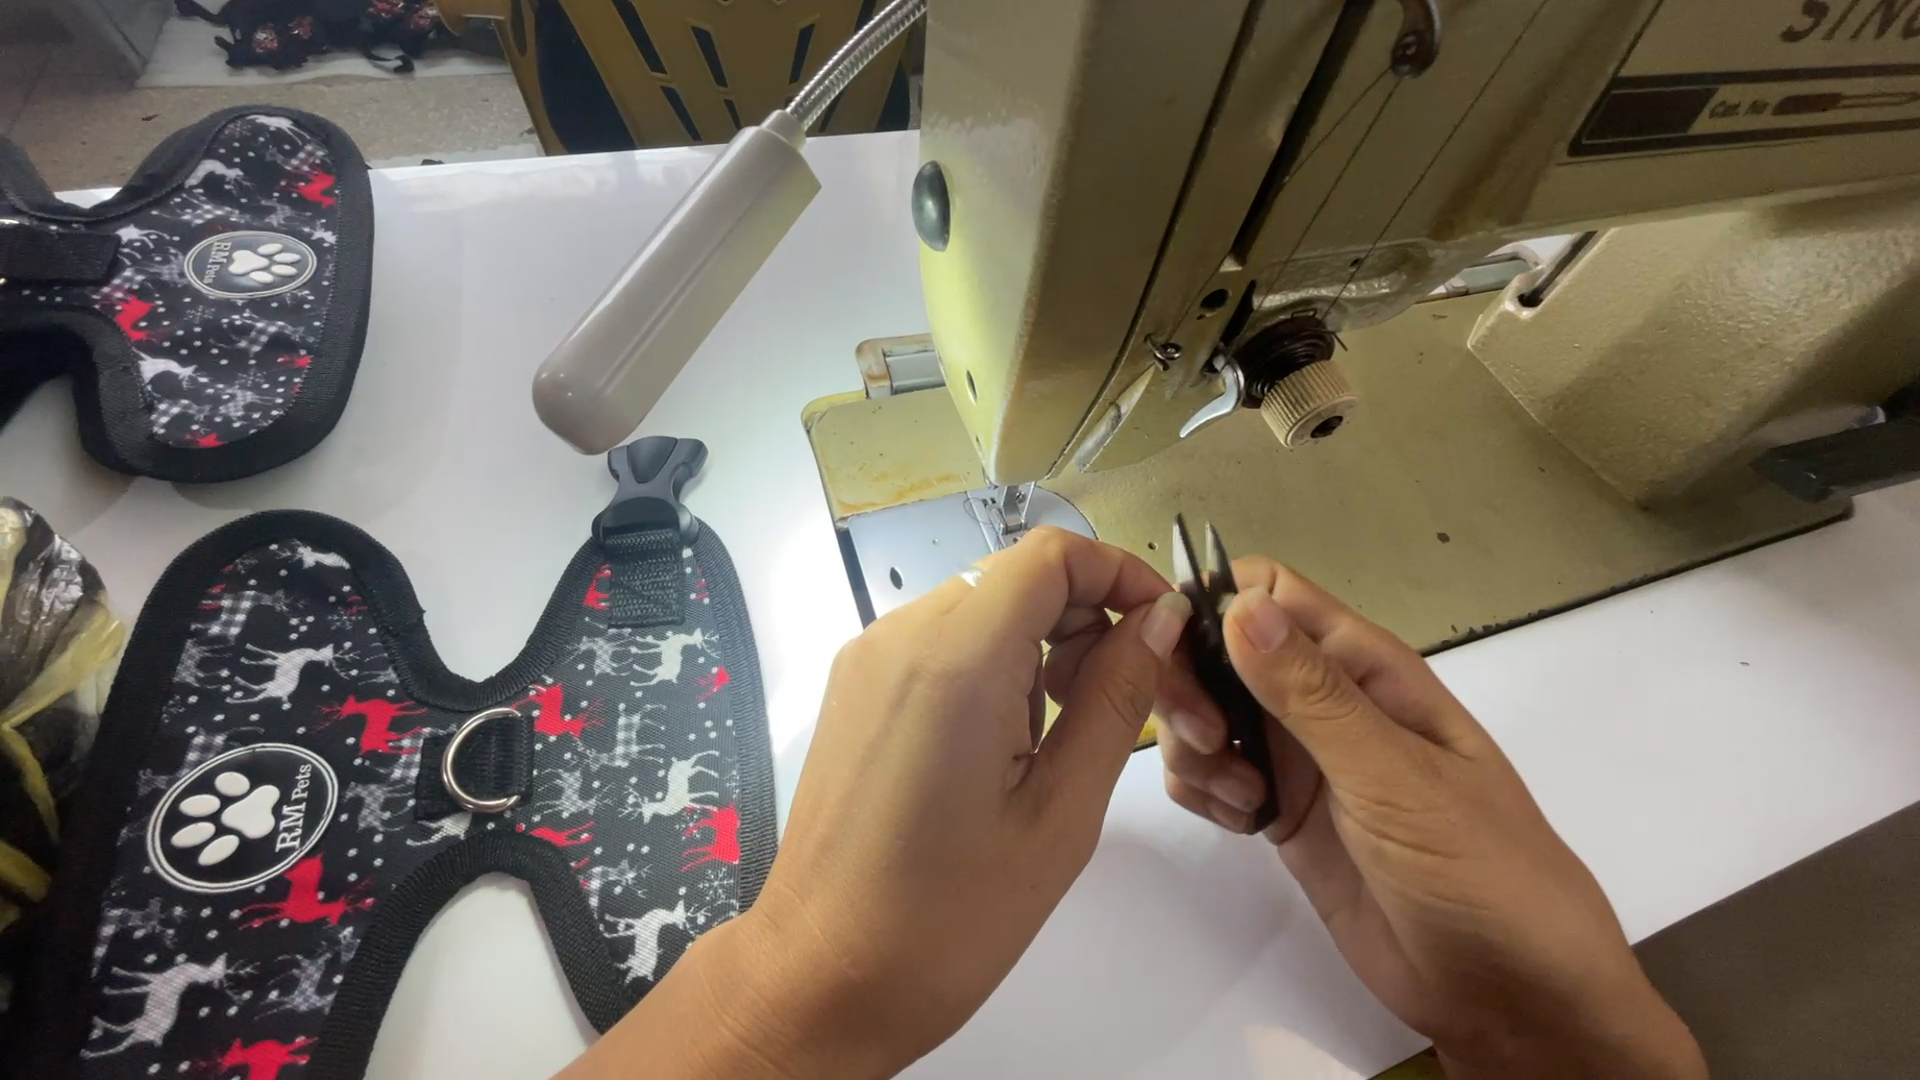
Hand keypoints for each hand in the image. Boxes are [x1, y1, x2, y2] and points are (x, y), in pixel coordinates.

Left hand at [565, 528, 1191, 1079]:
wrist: (821, 974)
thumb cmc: (953, 915)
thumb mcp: (1061, 812)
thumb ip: (1116, 697)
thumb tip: (1160, 618)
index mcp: (956, 655)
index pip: (1050, 554)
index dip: (1118, 573)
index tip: (1161, 627)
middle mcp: (901, 632)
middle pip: (1015, 576)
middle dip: (1085, 616)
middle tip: (1121, 696)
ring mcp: (868, 653)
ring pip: (980, 604)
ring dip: (1039, 641)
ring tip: (1059, 731)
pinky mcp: (854, 681)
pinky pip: (940, 637)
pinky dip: (991, 658)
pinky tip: (1001, 737)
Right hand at [1155, 557, 1706, 1079]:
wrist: (1504, 996)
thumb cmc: (1476, 870)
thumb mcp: (1393, 776)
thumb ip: (1311, 693)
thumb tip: (1238, 606)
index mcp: (1359, 666)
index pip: (1270, 592)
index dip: (1214, 601)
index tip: (1176, 647)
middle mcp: (1318, 698)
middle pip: (1217, 651)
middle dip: (1191, 685)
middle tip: (1205, 738)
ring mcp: (1293, 753)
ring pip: (1203, 712)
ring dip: (1195, 745)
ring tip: (1237, 793)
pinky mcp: (1274, 805)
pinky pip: (1208, 771)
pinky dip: (1203, 787)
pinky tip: (1238, 820)